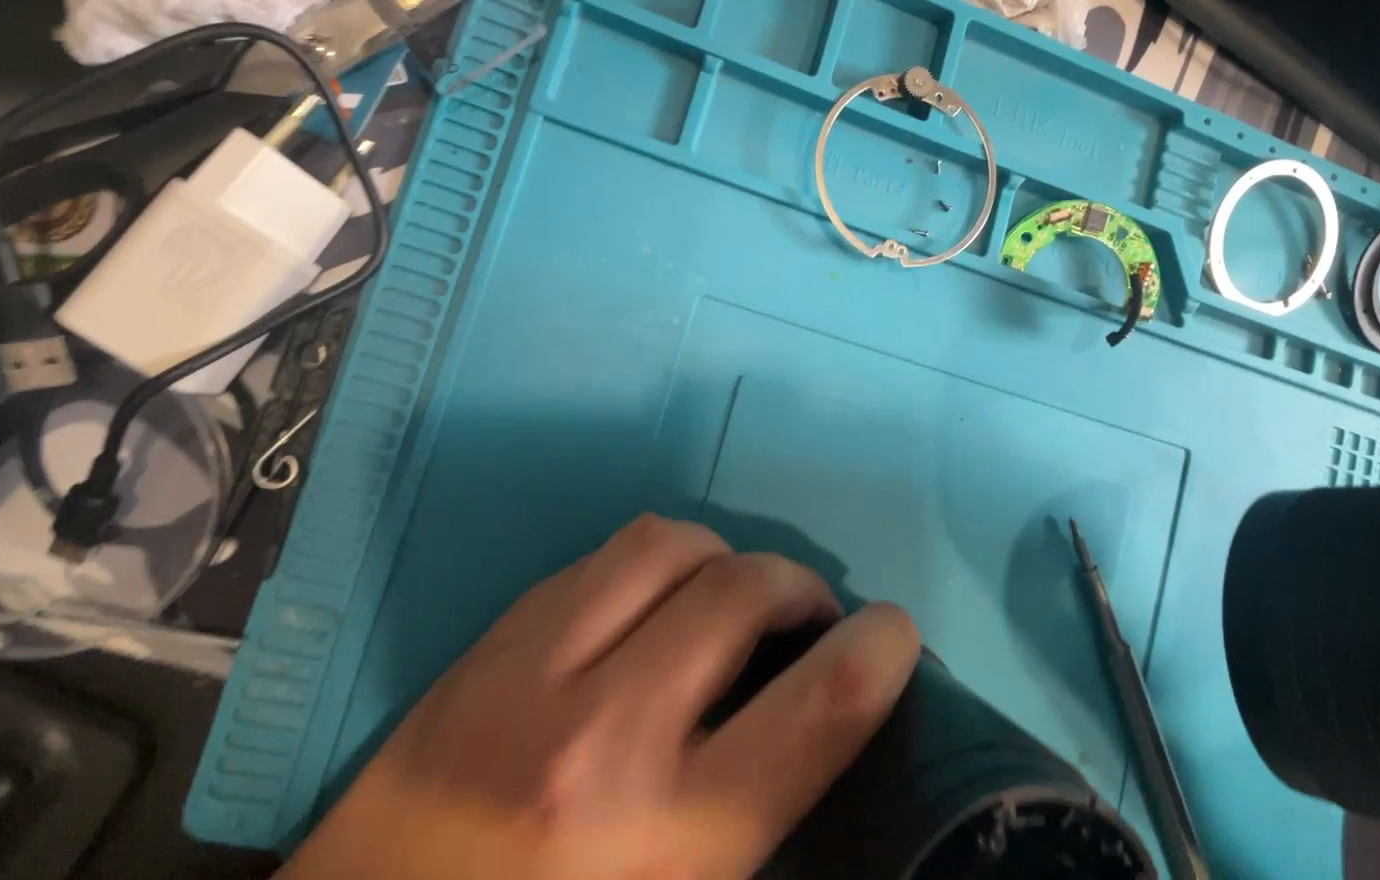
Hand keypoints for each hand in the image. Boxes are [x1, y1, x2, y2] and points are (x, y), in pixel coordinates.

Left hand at [281, 515, 921, 879]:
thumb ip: (755, 820)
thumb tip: (814, 722)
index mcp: (666, 836)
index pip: (814, 709)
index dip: (878, 653)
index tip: (893, 633)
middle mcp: (601, 734)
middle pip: (740, 592)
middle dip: (799, 588)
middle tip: (807, 619)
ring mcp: (530, 672)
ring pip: (663, 544)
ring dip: (722, 557)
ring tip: (729, 596)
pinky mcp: (485, 643)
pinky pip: (596, 557)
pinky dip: (651, 563)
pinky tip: (651, 603)